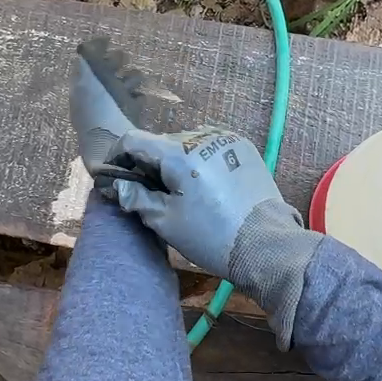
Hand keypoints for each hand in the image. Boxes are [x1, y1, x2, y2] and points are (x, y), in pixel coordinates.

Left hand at [69, 49, 135, 167]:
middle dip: (114, 63)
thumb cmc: (102, 109)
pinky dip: (136, 97)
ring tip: (138, 76)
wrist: (114, 146)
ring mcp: (109, 112)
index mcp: (82, 89)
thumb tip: (84, 46)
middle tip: (124, 56)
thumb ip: (88, 61)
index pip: (86, 64)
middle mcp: (93, 100)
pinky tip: (141, 96)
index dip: (96, 51)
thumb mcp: (92, 79)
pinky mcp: (124, 123)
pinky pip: (131, 105)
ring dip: (129, 79)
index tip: (108, 40)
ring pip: (119, 88)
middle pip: (104, 75)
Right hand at [106, 127, 282, 274]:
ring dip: (176, 163)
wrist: (266, 244)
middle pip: (161, 143)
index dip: (118, 157)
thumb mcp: (165, 221)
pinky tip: (205, 188)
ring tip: (180, 193)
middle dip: (148, 164)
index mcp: (178, 153)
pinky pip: (210, 149)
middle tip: (147, 193)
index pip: (134, 140)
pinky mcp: (243, 149)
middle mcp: (201, 136)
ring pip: (186, 145)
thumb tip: (117, 184)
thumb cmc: (210, 236)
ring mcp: (225, 140)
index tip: (115, 178)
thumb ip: (136, 197)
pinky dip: (200, 163)